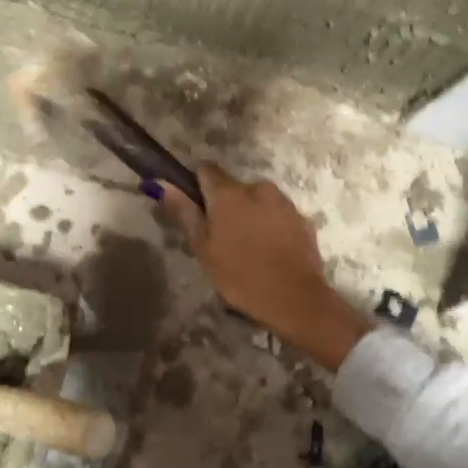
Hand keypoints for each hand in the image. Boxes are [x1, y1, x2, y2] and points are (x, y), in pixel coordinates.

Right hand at [156, 164, 372, 370]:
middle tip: (221, 237)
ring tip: (248, 247)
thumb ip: (186, 213)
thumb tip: (165, 186)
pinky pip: (278, 214)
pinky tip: (269, 252)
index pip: (206, 169)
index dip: (197, 184)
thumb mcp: (204, 249)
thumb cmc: (240, 276)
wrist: (294, 298)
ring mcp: (284, 202)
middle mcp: (257, 188)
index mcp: (229, 194)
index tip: (194, 205)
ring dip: (250, 214)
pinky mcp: (303, 218)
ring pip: (258, 200)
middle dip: (225, 205)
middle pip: (234, 187)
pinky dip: (271, 225)